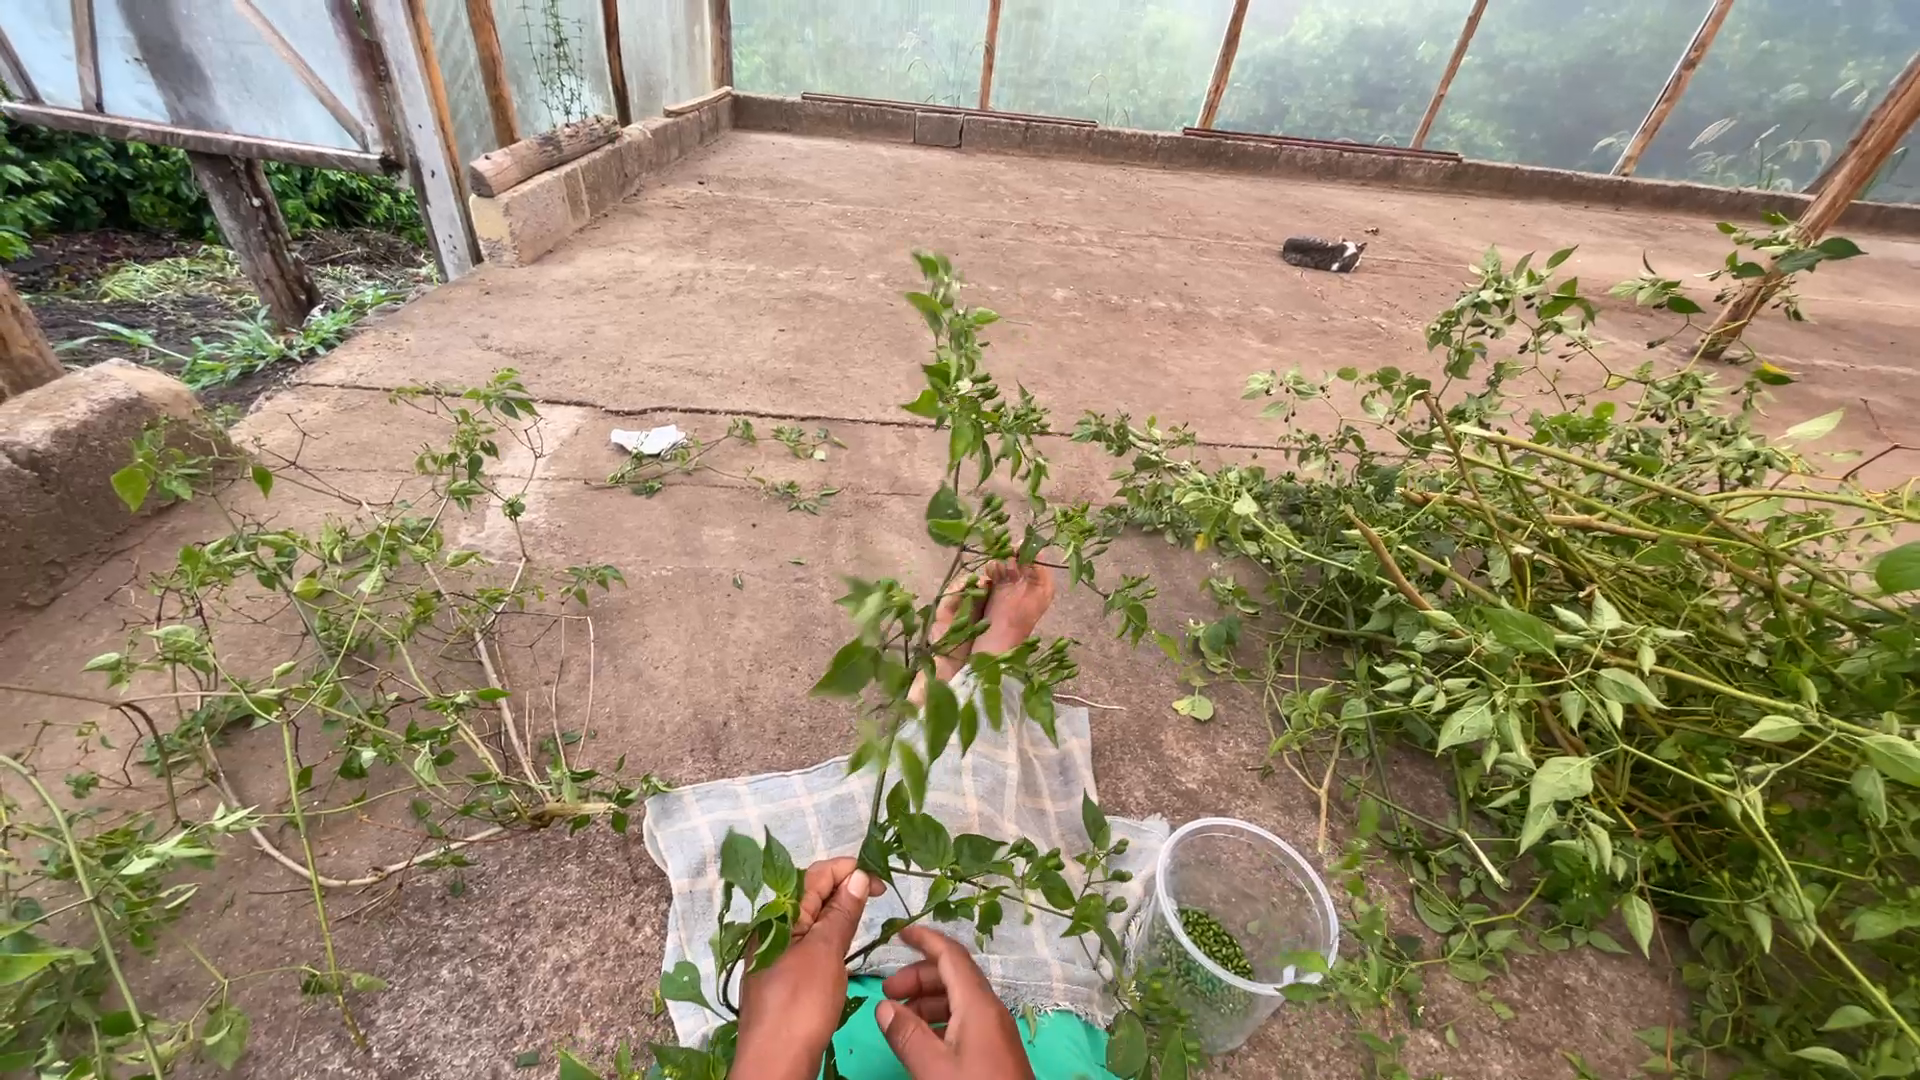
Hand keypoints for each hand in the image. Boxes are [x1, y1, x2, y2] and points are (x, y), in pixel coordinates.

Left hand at [734, 858, 886, 1079]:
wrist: (774, 1066)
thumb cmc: (801, 1004)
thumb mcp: (826, 952)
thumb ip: (841, 912)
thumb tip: (858, 876)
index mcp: (779, 914)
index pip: (817, 874)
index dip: (849, 869)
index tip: (880, 880)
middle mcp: (774, 926)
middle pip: (812, 892)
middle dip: (845, 886)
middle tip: (877, 895)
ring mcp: (776, 951)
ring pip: (812, 917)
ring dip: (838, 911)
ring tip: (864, 915)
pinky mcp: (782, 973)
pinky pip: (808, 940)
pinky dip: (829, 935)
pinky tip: (843, 944)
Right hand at [875, 925, 1033, 1079]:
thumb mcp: (933, 1068)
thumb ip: (907, 1035)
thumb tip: (883, 1006)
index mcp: (978, 1002)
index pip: (950, 954)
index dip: (924, 939)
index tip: (898, 933)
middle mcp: (989, 1008)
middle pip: (952, 975)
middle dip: (918, 976)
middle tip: (887, 991)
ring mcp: (995, 1029)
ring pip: (957, 998)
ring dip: (927, 1000)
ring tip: (899, 1018)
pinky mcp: (995, 1049)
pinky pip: (964, 1019)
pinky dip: (940, 1019)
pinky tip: (921, 1039)